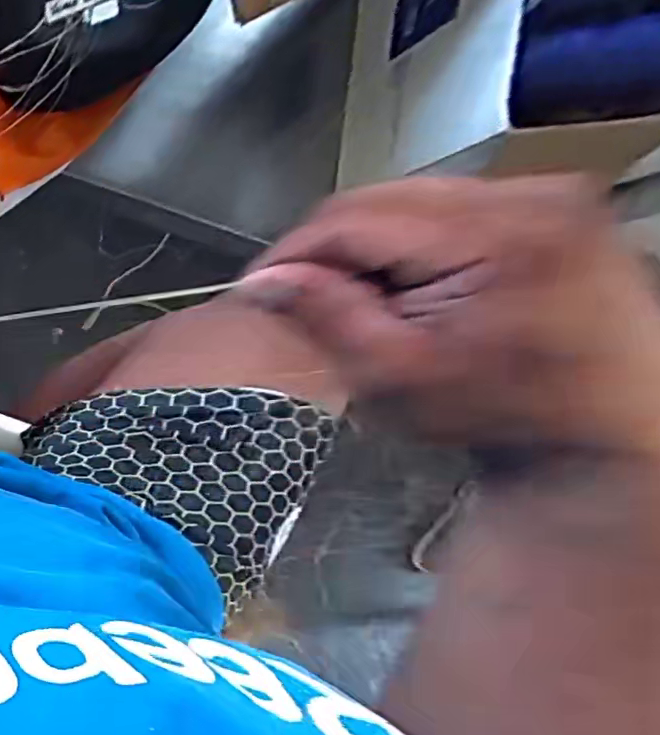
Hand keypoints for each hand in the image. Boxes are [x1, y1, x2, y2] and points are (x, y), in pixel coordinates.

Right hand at [238, 175, 659, 463]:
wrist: (603, 415)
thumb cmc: (497, 405)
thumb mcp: (389, 368)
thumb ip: (325, 312)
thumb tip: (259, 281)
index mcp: (493, 236)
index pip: (350, 220)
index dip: (286, 255)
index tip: (253, 294)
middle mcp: (527, 196)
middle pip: (375, 200)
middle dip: (317, 249)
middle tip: (290, 299)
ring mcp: (542, 197)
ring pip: (399, 200)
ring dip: (352, 247)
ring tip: (342, 299)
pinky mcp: (543, 209)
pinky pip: (434, 209)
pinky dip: (391, 244)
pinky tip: (389, 287)